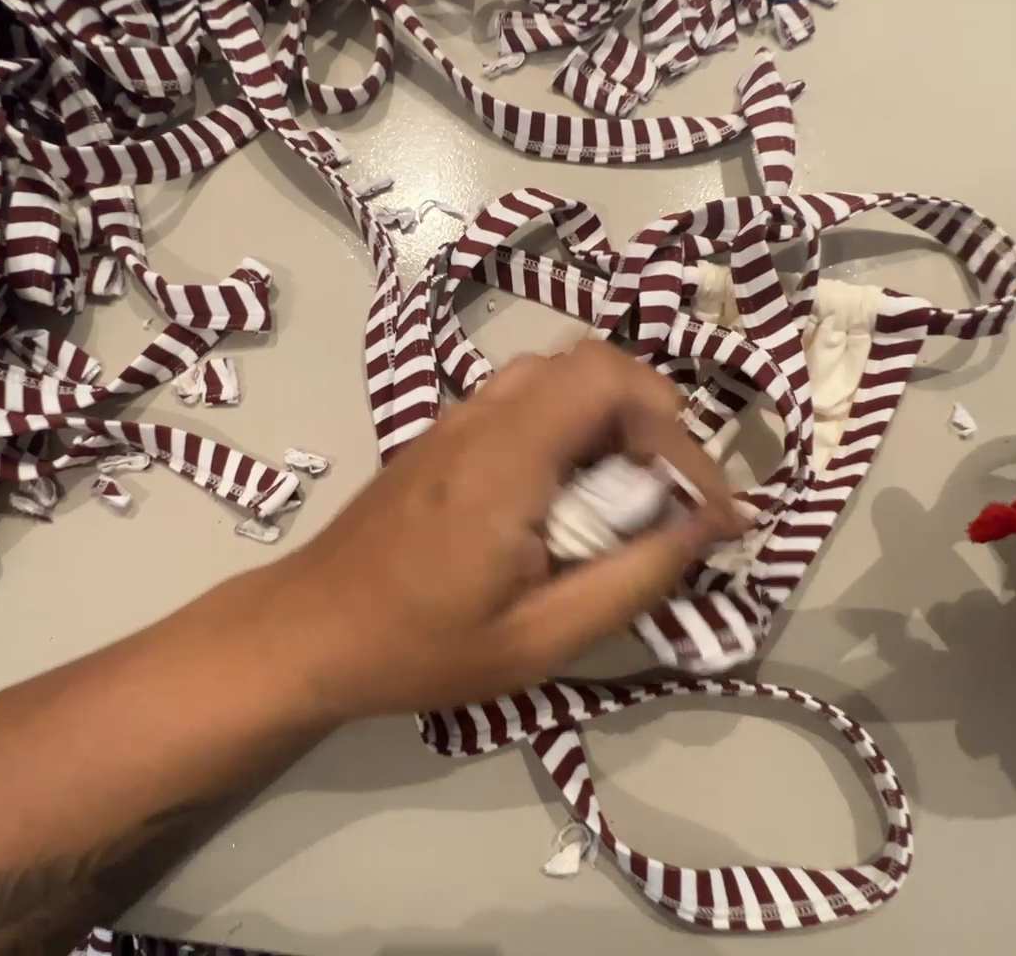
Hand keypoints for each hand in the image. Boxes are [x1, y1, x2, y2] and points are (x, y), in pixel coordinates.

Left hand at [254, 342, 743, 722]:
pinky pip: (528, 403)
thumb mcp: (538, 639)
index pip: (609, 379)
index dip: (675, 432)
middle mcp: (482, 419)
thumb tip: (707, 526)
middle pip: (592, 367)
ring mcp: (458, 420)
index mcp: (504, 460)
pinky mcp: (447, 436)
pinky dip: (573, 431)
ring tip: (627, 499)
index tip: (705, 509)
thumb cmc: (418, 648)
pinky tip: (569, 499)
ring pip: (560, 379)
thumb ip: (631, 578)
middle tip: (670, 500)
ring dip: (612, 425)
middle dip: (653, 425)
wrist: (307, 630)